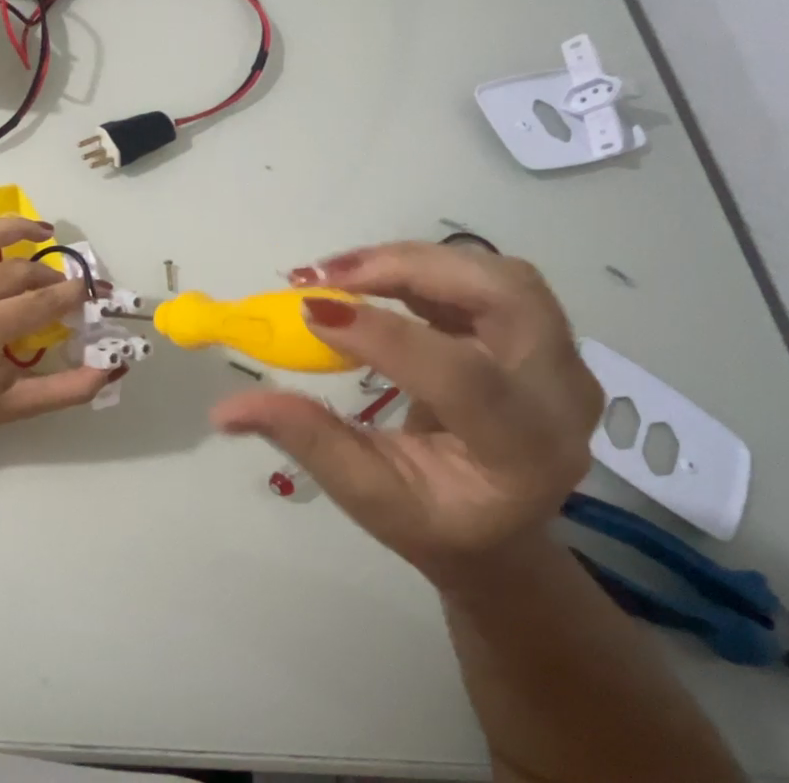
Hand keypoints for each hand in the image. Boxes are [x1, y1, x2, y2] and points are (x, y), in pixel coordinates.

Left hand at [0, 172, 114, 434]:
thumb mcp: (18, 405)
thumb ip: (68, 388)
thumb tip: (113, 368)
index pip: (44, 301)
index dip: (75, 296)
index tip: (94, 294)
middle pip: (19, 270)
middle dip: (50, 276)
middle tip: (66, 287)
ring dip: (14, 229)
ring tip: (41, 230)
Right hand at [211, 242, 602, 583]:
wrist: (498, 527)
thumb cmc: (430, 519)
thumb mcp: (363, 492)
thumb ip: (306, 439)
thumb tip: (226, 409)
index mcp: (522, 452)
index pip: (461, 376)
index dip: (383, 334)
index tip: (308, 309)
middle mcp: (561, 397)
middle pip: (505, 297)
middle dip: (411, 269)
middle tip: (329, 274)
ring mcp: (562, 362)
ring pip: (499, 275)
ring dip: (415, 261)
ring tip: (340, 273)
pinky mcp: (544, 338)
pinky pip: (487, 280)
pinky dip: (424, 268)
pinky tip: (370, 280)